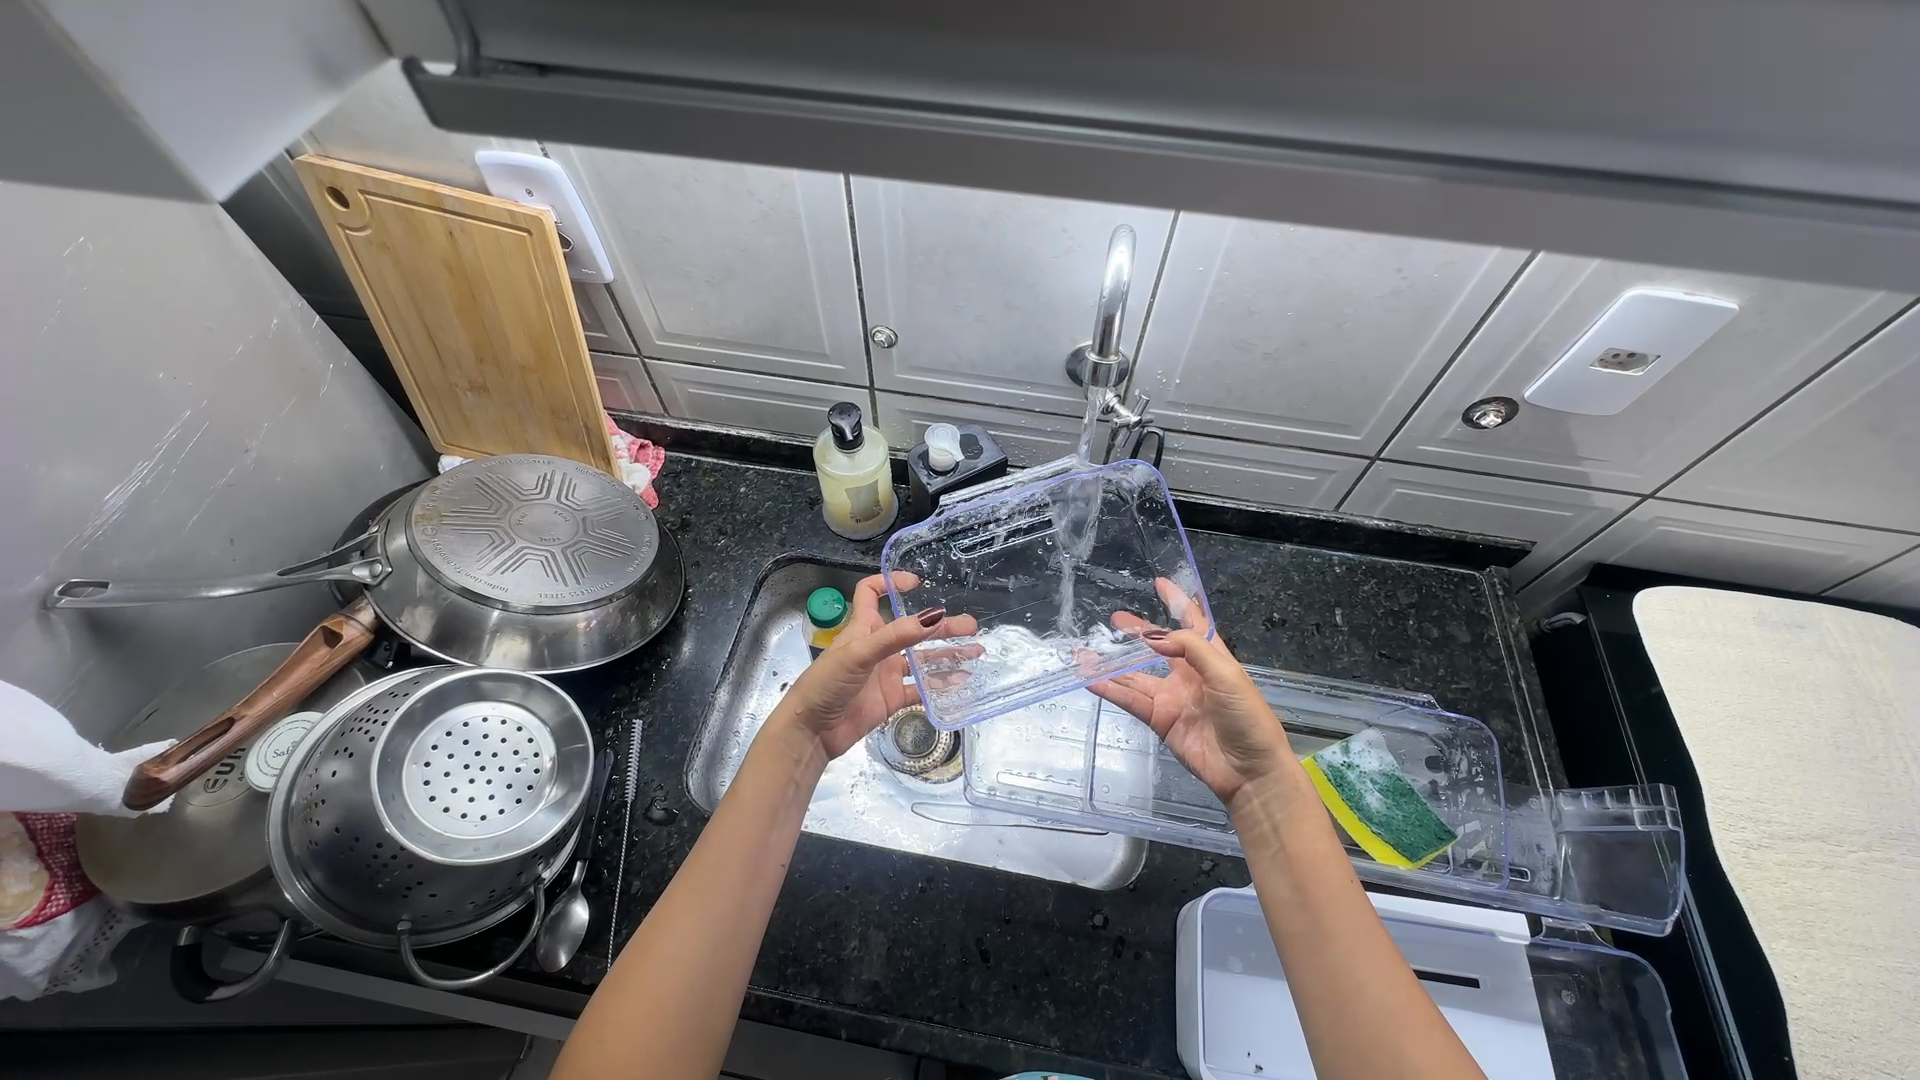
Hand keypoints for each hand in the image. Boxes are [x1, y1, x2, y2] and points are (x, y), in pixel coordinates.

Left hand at [768, 573, 977, 760]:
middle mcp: (878, 647)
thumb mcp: (859, 654)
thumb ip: (897, 636)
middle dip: (940, 626)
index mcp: (863, 627)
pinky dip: (940, 686)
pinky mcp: (891, 698)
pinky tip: (960, 683)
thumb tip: (935, 617)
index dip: (892, 582)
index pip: (872, 593)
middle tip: (970, 626)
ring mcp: (886, 673)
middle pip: (913, 629)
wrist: (812, 731)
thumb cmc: (826, 684)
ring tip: (975, 653)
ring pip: (922, 660)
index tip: (918, 582)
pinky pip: (921, 689)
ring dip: (947, 655)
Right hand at [1087, 579, 1292, 809]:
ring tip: (1086, 652)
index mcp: (1212, 658)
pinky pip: (1131, 701)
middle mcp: (1189, 675)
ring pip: (1136, 676)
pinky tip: (1091, 680)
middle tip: (1114, 620)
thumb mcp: (1226, 674)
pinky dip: (1110, 690)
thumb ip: (1190, 649)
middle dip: (1137, 633)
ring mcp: (1172, 698)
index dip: (1177, 602)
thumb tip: (1153, 638)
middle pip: (1158, 647)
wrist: (1249, 771)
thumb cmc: (1247, 717)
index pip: (1192, 622)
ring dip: (1112, 665)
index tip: (1159, 583)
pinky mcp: (1160, 720)